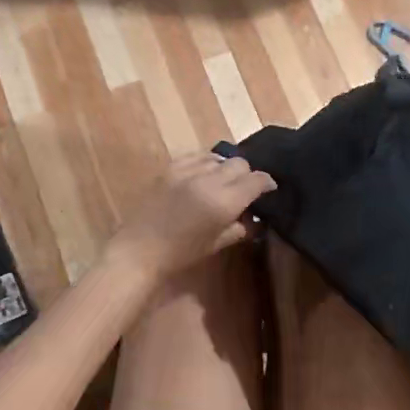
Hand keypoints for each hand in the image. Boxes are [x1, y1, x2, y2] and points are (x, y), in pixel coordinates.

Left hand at [105, 154, 276, 278]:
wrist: (140, 250)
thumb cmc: (181, 254)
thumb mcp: (217, 243)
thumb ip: (241, 227)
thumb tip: (255, 218)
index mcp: (224, 201)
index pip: (256, 180)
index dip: (267, 183)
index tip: (269, 190)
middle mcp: (209, 180)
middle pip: (239, 163)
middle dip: (247, 174)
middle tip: (245, 190)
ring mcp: (187, 170)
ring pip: (218, 156)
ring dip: (225, 167)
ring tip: (223, 182)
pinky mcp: (170, 168)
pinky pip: (196, 156)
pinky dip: (205, 163)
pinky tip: (203, 175)